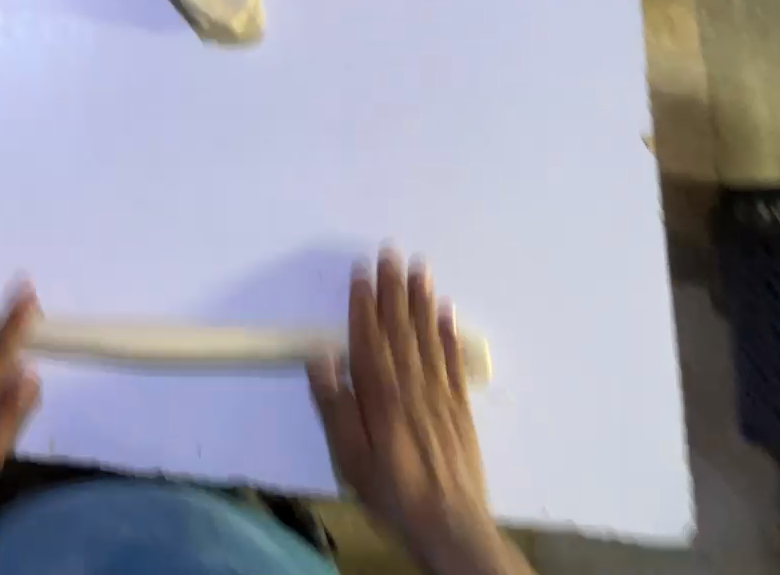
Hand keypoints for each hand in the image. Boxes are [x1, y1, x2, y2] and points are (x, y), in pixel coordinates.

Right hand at [308, 250, 531, 574]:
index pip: (368, 336)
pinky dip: (449, 333)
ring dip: (421, 300)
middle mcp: (411, 383)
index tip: (361, 269)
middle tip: (392, 251)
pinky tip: (446, 311)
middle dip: (393, 287)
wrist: (450, 528)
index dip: (363, 301)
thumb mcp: (349, 456)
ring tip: (419, 267)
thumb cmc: (390, 490)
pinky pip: (453, 361)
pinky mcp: (459, 407)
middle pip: (399, 326)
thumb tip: (320, 357)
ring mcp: (439, 393)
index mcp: (380, 392)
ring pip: (427, 336)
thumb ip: (334, 406)